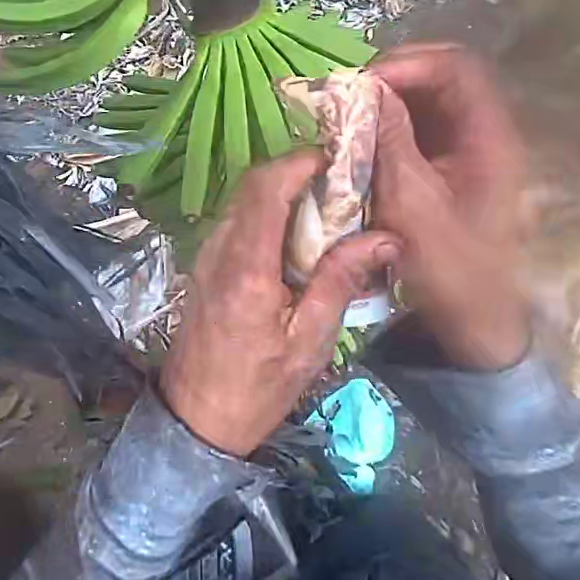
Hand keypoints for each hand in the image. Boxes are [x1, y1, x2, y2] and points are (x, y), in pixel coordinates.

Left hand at [160, 151, 399, 456]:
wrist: (195, 418)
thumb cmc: (258, 387)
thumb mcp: (309, 341)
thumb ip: (340, 280)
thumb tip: (384, 237)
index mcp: (247, 267)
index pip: (266, 190)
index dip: (298, 163)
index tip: (334, 160)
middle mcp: (220, 249)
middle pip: (252, 184)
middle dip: (293, 169)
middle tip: (335, 178)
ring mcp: (207, 254)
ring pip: (242, 197)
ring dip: (280, 187)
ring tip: (321, 200)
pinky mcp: (206, 263)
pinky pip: (237, 218)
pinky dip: (266, 208)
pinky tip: (294, 230)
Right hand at [369, 44, 530, 369]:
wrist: (479, 321)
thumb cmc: (452, 270)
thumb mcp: (411, 204)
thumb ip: (388, 142)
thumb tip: (363, 89)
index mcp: (491, 137)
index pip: (457, 67)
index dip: (408, 62)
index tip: (362, 83)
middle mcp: (488, 132)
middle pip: (445, 77)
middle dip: (395, 78)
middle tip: (352, 96)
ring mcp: (474, 148)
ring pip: (432, 100)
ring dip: (391, 101)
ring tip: (352, 115)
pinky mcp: (458, 165)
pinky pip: (425, 127)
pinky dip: (394, 125)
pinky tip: (367, 139)